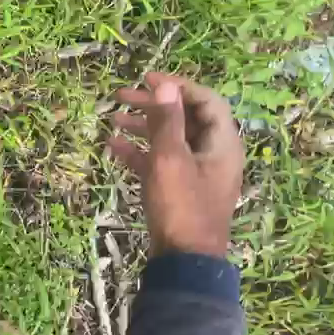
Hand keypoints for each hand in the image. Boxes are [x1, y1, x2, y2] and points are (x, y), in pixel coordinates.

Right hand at [106, 72, 243, 258]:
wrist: (184, 256)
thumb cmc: (181, 205)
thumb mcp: (170, 160)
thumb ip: (167, 122)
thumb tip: (164, 85)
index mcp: (222, 144)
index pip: (206, 101)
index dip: (178, 86)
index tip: (146, 78)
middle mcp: (213, 153)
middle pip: (185, 118)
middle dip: (153, 105)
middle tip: (119, 96)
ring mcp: (196, 171)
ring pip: (170, 138)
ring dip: (142, 126)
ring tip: (111, 119)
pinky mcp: (178, 186)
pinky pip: (159, 160)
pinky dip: (138, 150)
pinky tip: (112, 146)